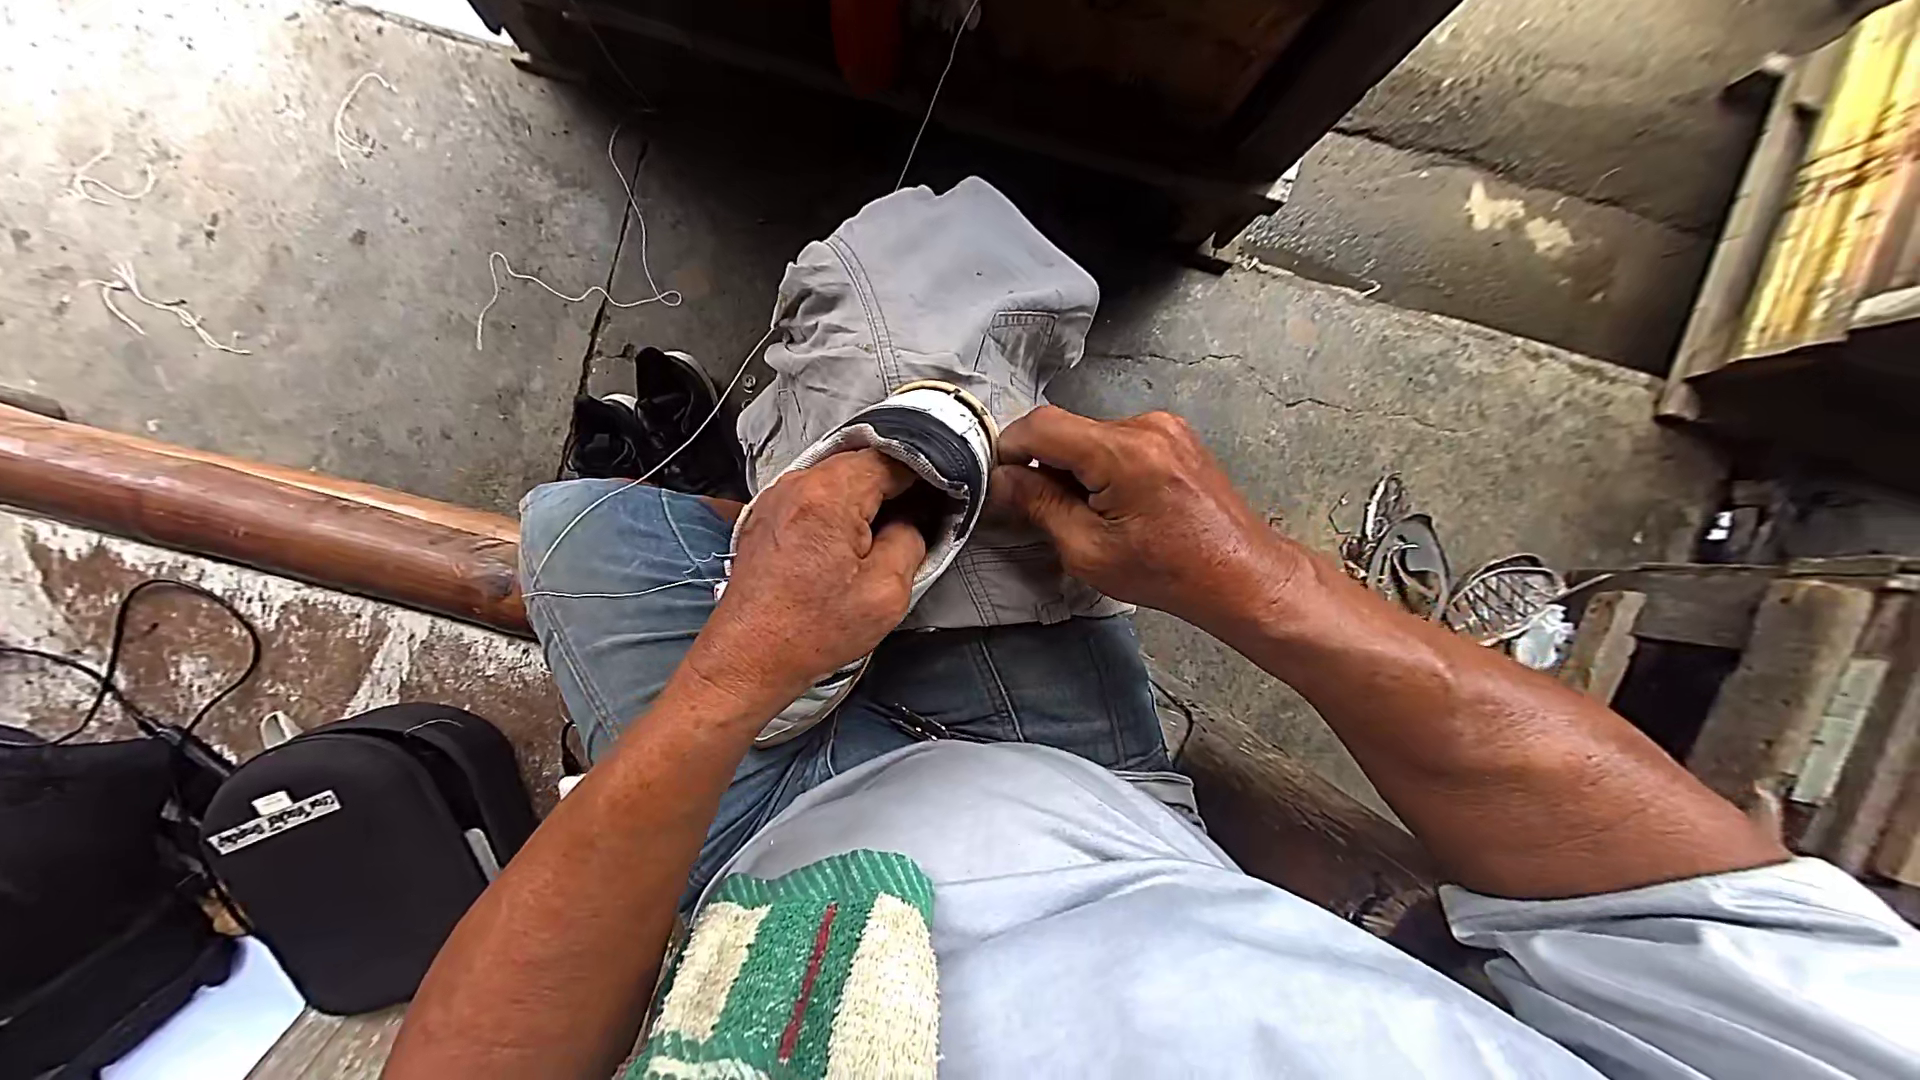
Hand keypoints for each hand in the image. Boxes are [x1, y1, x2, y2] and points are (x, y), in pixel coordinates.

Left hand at [679, 449, 926, 716]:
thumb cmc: (807, 632)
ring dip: (867, 499)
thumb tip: (913, 521)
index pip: (892, 459)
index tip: (938, 499)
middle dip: (895, 487)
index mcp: (829, 496)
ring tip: (882, 536)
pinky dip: (840, 509)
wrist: (748, 656)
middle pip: (864, 463)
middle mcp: (798, 485)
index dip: (924, 477)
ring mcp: (778, 496)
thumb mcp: (886, 592)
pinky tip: (850, 543)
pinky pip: (817, 494)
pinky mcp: (769, 514)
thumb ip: (910, 541)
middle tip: (916, 520)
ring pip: (841, 477)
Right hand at [992, 406, 1301, 634]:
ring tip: (1086, 513)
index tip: (998, 477)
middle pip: (1064, 429)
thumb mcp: (1088, 550)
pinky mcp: (1171, 436)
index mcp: (1124, 453)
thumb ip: (1039, 506)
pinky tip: (1110, 503)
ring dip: (1071, 468)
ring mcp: (1163, 427)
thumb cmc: (1173, 571)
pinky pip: (1114, 440)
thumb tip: (1003, 480)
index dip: (1008, 449)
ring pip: (1087, 435)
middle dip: (1042, 465)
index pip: (1041, 425)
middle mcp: (1146, 427)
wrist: (1238, 574)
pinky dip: (1098, 466)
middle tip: (1040, 509)